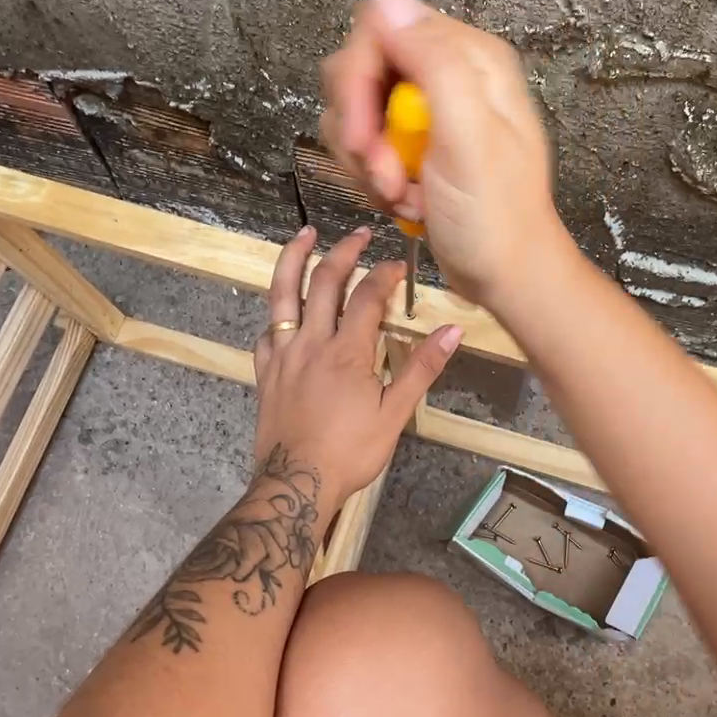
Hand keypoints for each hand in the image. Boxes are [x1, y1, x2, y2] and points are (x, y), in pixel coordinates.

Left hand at [252, 223, 461, 504]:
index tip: (397, 264)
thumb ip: (421, 368)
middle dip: (344, 252)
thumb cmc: (350, 452)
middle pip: (324, 281)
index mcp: (347, 351)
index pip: (368, 296)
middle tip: (359, 233)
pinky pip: (267, 331)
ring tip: (304, 235)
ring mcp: (282, 354)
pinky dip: (277, 313)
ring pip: (283, 294)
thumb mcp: (395, 414)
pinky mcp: (264, 371)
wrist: (295, 483)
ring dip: (293, 259)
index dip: (384, 274)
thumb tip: (452, 330)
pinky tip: (283, 312)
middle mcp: (311, 342)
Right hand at [319, 0, 570, 307]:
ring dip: (365, 161)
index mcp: (468, 59)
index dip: (358, 80)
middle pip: (361, 69)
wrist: (505, 276)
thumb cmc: (496, 217)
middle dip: (360, 128)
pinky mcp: (411, 145)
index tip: (364, 137)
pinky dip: (372, 178)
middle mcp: (446, 75)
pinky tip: (401, 199)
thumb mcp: (470, 137)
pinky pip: (363, 146)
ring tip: (398, 192)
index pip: (381, 28)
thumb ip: (435, 64)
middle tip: (384, 173)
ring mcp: (426, 112)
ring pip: (355, 111)